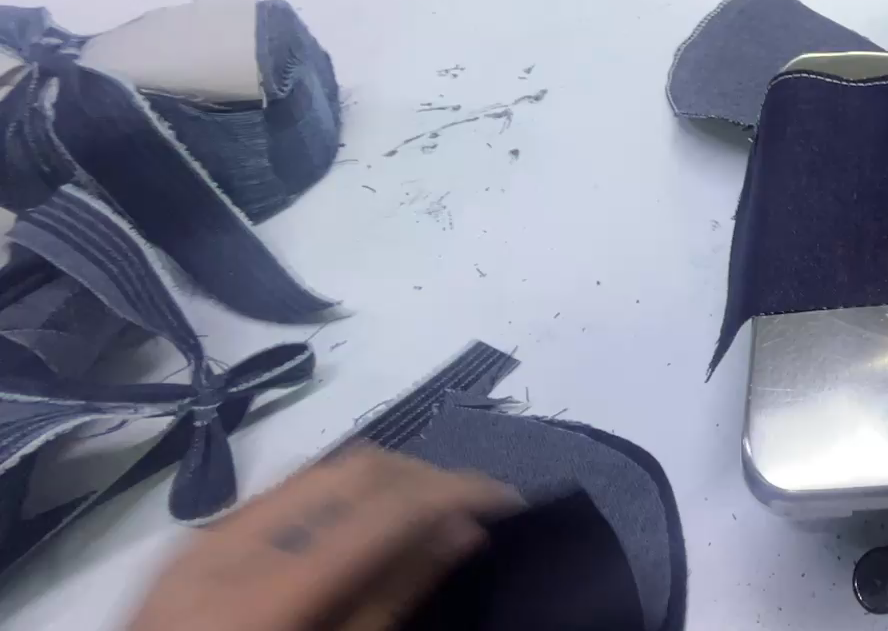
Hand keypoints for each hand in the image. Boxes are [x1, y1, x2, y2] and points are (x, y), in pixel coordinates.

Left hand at [127, 446, 519, 630]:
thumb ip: (392, 597)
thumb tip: (467, 529)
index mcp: (256, 595)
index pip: (386, 506)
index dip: (459, 490)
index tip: (510, 499)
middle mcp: (225, 546)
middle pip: (362, 468)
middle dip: (432, 478)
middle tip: (474, 508)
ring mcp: (203, 539)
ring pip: (331, 468)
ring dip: (396, 480)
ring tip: (431, 512)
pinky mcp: (197, 543)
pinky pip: (297, 492)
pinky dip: (352, 495)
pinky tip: (371, 526)